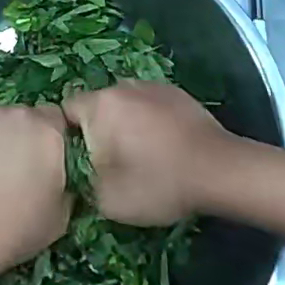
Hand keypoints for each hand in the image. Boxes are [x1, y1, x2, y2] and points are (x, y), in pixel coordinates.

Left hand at [0, 106, 70, 273]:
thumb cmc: (15, 228)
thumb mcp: (60, 216)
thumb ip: (65, 182)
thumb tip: (58, 174)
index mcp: (46, 131)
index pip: (56, 118)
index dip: (52, 137)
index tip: (44, 159)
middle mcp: (15, 114)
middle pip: (23, 117)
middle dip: (21, 137)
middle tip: (13, 169)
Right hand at [63, 81, 237, 225]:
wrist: (219, 170)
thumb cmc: (157, 182)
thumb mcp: (106, 198)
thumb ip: (80, 180)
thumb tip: (76, 172)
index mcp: (98, 104)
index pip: (65, 112)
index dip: (66, 137)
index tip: (78, 161)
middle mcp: (120, 86)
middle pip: (95, 107)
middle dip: (97, 131)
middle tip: (108, 163)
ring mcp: (150, 85)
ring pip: (123, 106)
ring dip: (124, 125)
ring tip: (139, 155)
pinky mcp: (175, 93)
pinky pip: (148, 105)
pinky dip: (148, 122)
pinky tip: (162, 146)